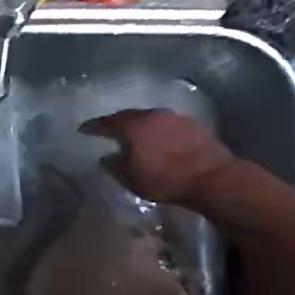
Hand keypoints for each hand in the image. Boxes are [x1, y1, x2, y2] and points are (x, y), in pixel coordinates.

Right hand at [81, 109, 235, 203]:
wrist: (210, 178)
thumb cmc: (164, 179)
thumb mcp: (130, 178)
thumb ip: (115, 166)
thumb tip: (106, 157)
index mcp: (134, 125)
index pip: (108, 122)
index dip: (94, 126)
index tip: (83, 129)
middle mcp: (154, 115)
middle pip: (131, 116)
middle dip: (119, 124)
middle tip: (109, 131)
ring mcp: (176, 118)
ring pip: (151, 120)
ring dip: (141, 128)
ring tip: (135, 139)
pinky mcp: (193, 126)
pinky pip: (167, 126)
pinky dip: (159, 133)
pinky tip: (159, 144)